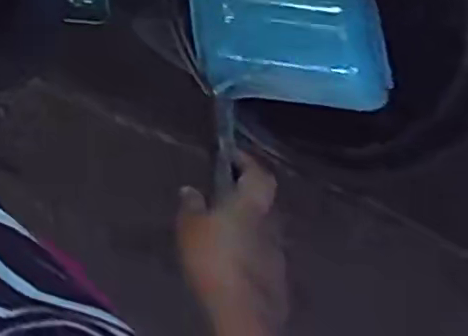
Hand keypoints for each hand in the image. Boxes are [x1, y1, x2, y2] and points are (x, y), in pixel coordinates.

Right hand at [177, 152, 287, 335]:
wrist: (242, 315)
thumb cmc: (212, 259)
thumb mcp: (189, 226)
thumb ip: (192, 205)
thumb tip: (193, 190)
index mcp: (250, 209)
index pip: (261, 177)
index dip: (248, 161)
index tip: (230, 153)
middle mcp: (270, 229)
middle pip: (262, 205)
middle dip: (242, 196)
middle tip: (217, 193)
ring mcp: (278, 257)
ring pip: (261, 231)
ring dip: (244, 224)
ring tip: (218, 227)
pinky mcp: (277, 280)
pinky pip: (261, 254)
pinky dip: (247, 247)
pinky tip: (228, 256)